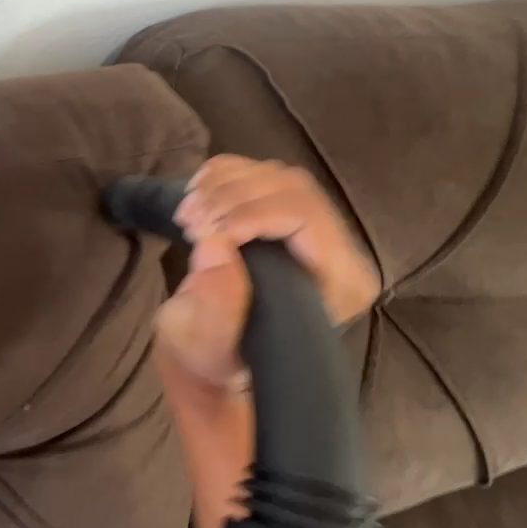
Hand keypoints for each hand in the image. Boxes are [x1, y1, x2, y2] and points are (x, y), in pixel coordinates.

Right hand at [159, 156, 378, 386]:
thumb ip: (216, 305)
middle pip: (293, 189)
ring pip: (275, 176)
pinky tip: (195, 192)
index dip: (252, 215)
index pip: (309, 219)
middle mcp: (339, 250)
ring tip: (186, 214)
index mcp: (340, 286)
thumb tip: (214, 246)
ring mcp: (311, 226)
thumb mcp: (206, 345)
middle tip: (188, 220)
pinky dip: (221, 173)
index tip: (204, 232)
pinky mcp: (282, 213)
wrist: (206, 351)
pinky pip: (258, 171)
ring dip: (221, 185)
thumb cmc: (211, 355)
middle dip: (231, 197)